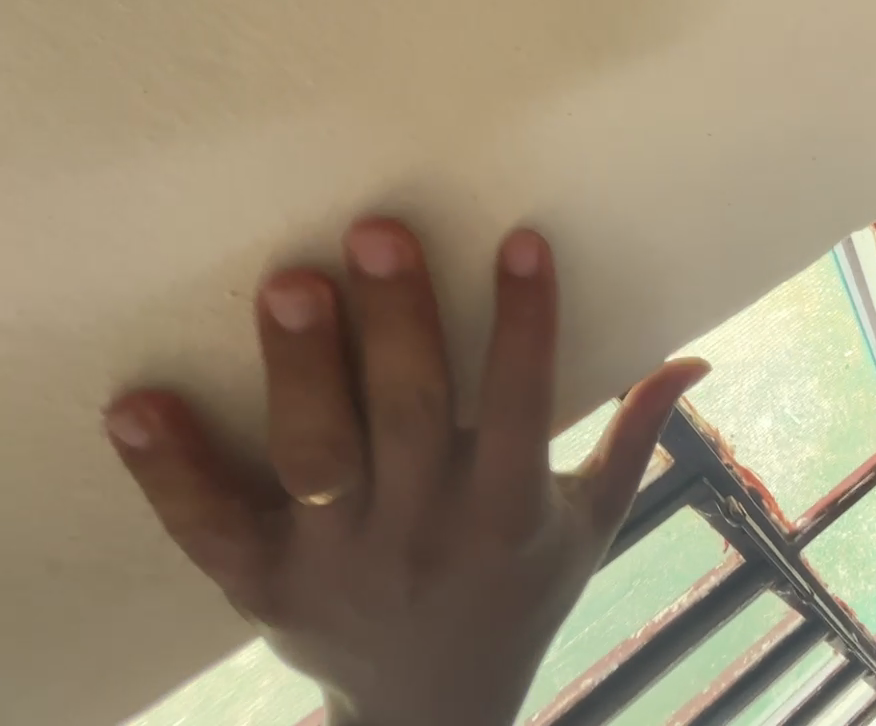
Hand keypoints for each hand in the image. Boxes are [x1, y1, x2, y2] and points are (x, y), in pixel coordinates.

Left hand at [103, 217, 709, 725]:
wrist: (436, 706)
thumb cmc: (531, 587)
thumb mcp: (598, 516)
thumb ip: (639, 434)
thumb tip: (695, 360)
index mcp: (512, 514)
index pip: (523, 402)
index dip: (527, 321)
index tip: (523, 243)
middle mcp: (427, 532)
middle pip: (410, 413)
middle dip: (399, 319)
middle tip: (381, 233)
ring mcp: (338, 561)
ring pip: (315, 454)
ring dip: (302, 368)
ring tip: (294, 282)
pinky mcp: (264, 586)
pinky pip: (210, 526)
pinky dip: (172, 469)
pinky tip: (143, 401)